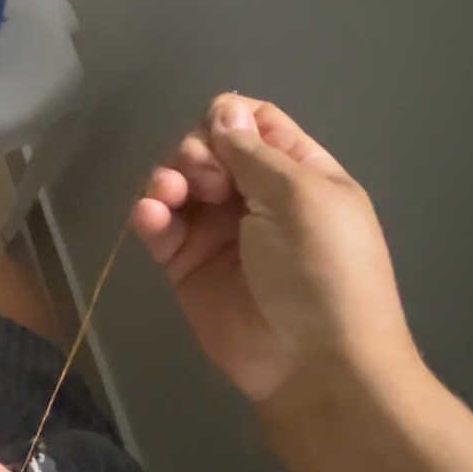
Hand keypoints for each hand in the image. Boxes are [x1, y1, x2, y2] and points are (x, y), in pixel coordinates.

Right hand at [130, 94, 418, 404]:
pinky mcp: (184, 262)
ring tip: (170, 195)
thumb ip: (254, 150)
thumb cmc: (322, 271)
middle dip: (197, 153)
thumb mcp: (301, 198)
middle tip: (207, 181)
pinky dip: (149, 213)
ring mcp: (217, 229)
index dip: (230, 119)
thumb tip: (224, 107)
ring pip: (177, 180)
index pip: (255, 124)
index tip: (220, 134)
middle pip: (208, 147)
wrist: (313, 364)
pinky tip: (152, 217)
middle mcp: (254, 196)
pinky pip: (158, 224)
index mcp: (296, 174)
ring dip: (167, 178)